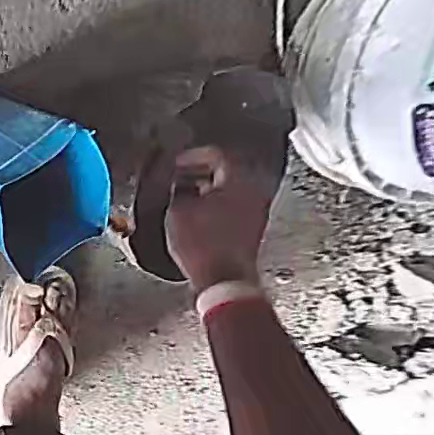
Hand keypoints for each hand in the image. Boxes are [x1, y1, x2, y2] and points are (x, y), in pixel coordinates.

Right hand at [164, 145, 271, 290]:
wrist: (223, 279)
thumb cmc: (203, 244)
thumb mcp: (178, 209)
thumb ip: (179, 189)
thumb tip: (179, 184)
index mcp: (238, 181)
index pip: (218, 155)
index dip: (193, 155)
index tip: (178, 161)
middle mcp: (253, 193)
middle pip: (227, 171)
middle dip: (201, 171)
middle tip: (181, 174)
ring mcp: (255, 213)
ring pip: (230, 190)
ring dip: (208, 188)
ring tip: (185, 194)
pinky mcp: (250, 230)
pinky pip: (232, 208)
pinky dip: (215, 205)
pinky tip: (197, 214)